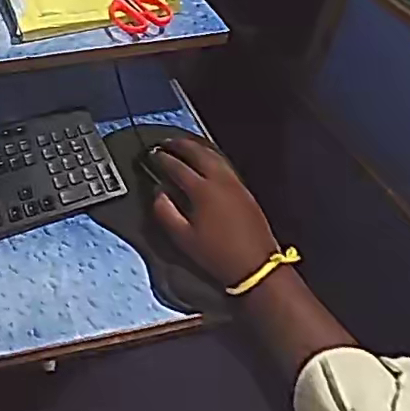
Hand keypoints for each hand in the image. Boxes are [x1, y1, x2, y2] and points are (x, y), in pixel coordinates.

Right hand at [148, 137, 281, 286]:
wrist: (257, 268)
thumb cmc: (216, 254)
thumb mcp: (183, 238)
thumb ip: (165, 212)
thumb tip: (158, 193)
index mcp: (202, 191)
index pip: (177, 167)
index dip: (162, 159)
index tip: (152, 155)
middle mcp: (219, 181)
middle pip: (198, 153)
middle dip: (180, 145)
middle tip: (165, 142)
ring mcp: (235, 184)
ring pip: (214, 156)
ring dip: (196, 147)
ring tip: (184, 145)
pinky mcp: (245, 190)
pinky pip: (224, 164)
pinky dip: (210, 156)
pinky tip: (205, 160)